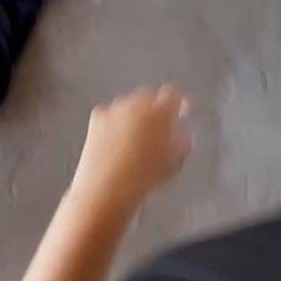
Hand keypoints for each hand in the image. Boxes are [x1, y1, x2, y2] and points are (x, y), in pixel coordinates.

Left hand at [70, 85, 192, 209]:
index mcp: (160, 111)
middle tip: (158, 125)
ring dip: (136, 112)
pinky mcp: (97, 116)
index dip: (178, 101)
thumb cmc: (146, 177)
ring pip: (130, 102)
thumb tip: (182, 129)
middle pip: (150, 95)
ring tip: (135, 134)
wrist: (106, 187)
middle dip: (156, 106)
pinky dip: (116, 119)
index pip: (173, 93)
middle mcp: (137, 103)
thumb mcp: (175, 162)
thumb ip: (183, 139)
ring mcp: (115, 108)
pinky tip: (115, 138)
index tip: (180, 112)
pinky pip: (111, 112)